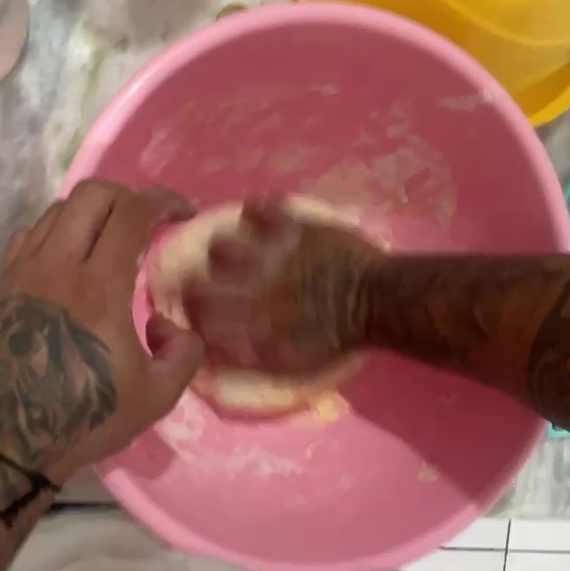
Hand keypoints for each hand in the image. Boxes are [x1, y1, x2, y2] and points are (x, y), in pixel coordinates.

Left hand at [0, 180, 203, 482]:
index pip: (131, 214)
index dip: (164, 200)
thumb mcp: (159, 395)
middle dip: (129, 196)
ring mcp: (25, 273)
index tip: (183, 212)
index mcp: (99, 288)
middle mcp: (58, 267)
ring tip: (112, 237)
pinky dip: (58, 230)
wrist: (18, 440)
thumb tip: (170, 325)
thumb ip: (185, 352)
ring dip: (93, 212)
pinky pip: (30, 234)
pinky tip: (71, 255)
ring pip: (59, 210)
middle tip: (149, 221)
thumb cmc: (90, 417)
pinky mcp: (5, 287)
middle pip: (93, 195)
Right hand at [182, 199, 385, 375]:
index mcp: (254, 330)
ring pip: (221, 246)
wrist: (379, 301)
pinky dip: (256, 211)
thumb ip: (248, 356)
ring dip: (224, 248)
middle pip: (199, 285)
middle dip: (195, 284)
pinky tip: (259, 218)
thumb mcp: (290, 361)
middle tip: (202, 280)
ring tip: (236, 250)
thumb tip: (212, 352)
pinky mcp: (293, 227)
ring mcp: (273, 257)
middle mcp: (254, 294)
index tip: (193, 312)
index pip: (200, 323)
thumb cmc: (337, 336)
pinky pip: (260, 209)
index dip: (191, 316)